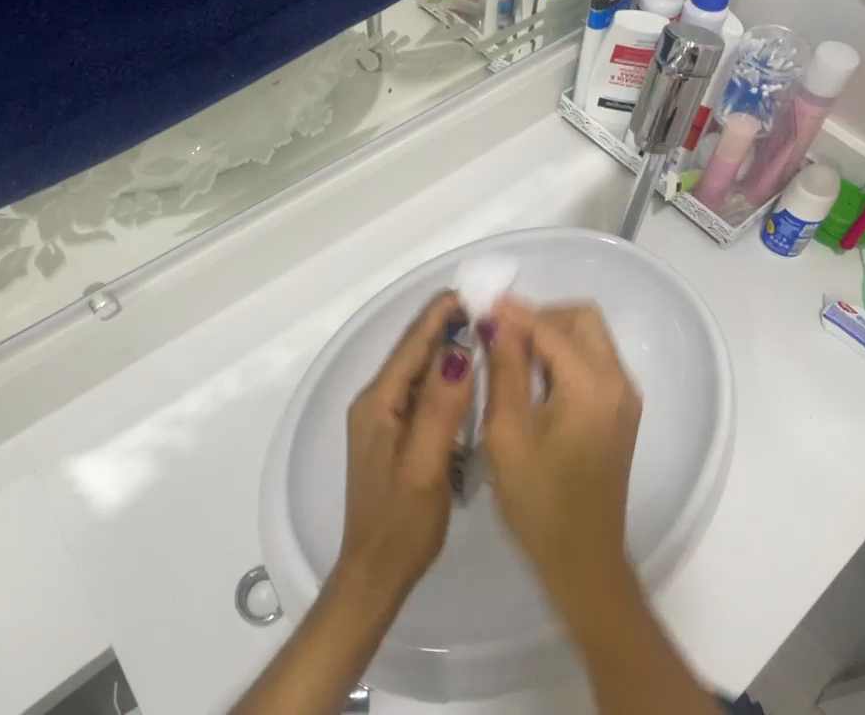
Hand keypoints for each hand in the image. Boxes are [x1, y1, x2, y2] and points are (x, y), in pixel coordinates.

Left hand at [334, 291, 474, 602]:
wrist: (376, 572)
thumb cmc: (402, 522)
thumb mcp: (425, 464)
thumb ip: (440, 407)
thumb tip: (458, 350)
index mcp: (378, 403)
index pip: (412, 345)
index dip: (440, 315)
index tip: (473, 292)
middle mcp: (376, 404)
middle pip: (413, 353)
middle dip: (446, 326)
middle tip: (488, 308)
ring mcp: (385, 421)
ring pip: (418, 372)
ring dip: (447, 350)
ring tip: (484, 331)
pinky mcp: (396, 437)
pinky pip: (422, 394)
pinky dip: (445, 379)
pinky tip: (468, 378)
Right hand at [481, 301, 642, 597]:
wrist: (582, 559)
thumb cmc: (537, 501)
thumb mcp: (507, 432)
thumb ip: (504, 368)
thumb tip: (497, 321)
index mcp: (592, 385)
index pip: (551, 327)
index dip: (513, 313)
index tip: (479, 306)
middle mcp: (618, 382)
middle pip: (582, 319)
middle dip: (540, 317)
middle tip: (499, 335)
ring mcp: (624, 398)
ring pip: (590, 338)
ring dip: (552, 335)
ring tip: (508, 355)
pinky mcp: (620, 413)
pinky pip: (594, 363)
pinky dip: (564, 357)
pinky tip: (531, 378)